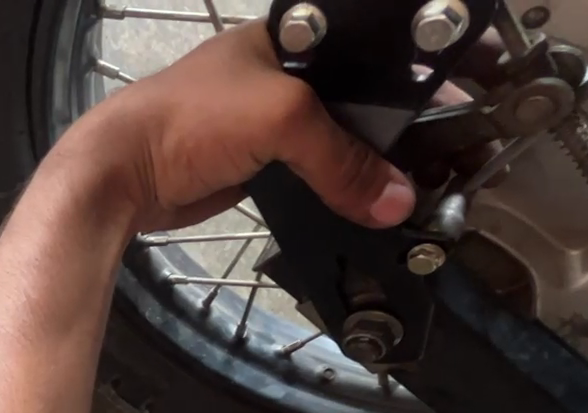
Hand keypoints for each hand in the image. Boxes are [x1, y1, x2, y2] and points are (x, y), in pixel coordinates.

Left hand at [58, 22, 413, 232]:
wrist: (122, 176)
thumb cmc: (187, 122)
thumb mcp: (279, 119)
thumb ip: (340, 157)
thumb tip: (391, 198)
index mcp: (290, 38)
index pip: (373, 46)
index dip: (416, 71)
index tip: (465, 93)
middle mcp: (281, 76)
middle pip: (356, 99)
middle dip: (391, 126)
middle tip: (438, 151)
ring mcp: (264, 126)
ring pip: (330, 142)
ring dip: (359, 165)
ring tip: (406, 181)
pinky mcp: (251, 168)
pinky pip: (304, 176)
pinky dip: (327, 189)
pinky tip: (356, 199)